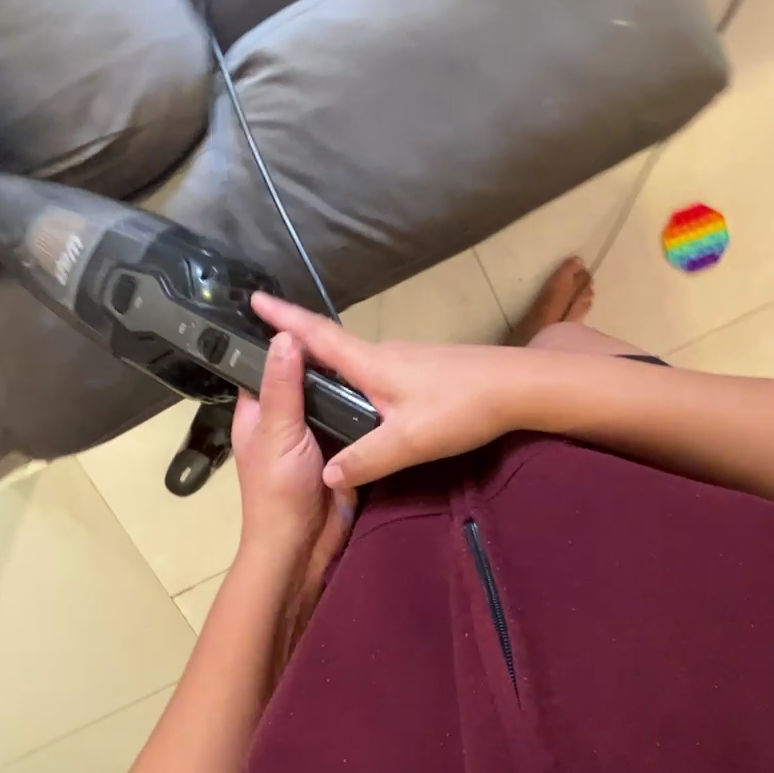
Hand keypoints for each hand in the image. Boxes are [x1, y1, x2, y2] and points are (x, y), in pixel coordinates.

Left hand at [231, 332, 356, 576]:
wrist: (305, 545)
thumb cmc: (278, 489)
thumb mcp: (277, 431)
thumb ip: (283, 386)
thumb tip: (283, 334)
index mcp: (258, 412)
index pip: (268, 365)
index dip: (285, 343)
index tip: (311, 315)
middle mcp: (286, 420)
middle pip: (306, 381)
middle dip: (327, 363)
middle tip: (356, 333)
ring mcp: (316, 436)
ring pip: (332, 401)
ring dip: (349, 385)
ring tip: (376, 353)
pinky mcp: (342, 451)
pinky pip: (353, 424)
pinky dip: (365, 410)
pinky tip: (384, 388)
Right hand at [250, 293, 539, 487]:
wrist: (520, 386)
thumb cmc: (460, 407)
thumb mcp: (409, 442)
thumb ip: (366, 460)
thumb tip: (326, 474)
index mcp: (372, 363)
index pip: (317, 336)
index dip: (283, 317)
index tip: (254, 298)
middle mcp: (386, 353)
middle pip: (335, 347)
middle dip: (301, 346)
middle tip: (272, 354)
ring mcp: (410, 358)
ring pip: (360, 362)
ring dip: (333, 366)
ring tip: (312, 385)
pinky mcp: (428, 368)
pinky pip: (381, 371)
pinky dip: (361, 379)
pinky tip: (367, 402)